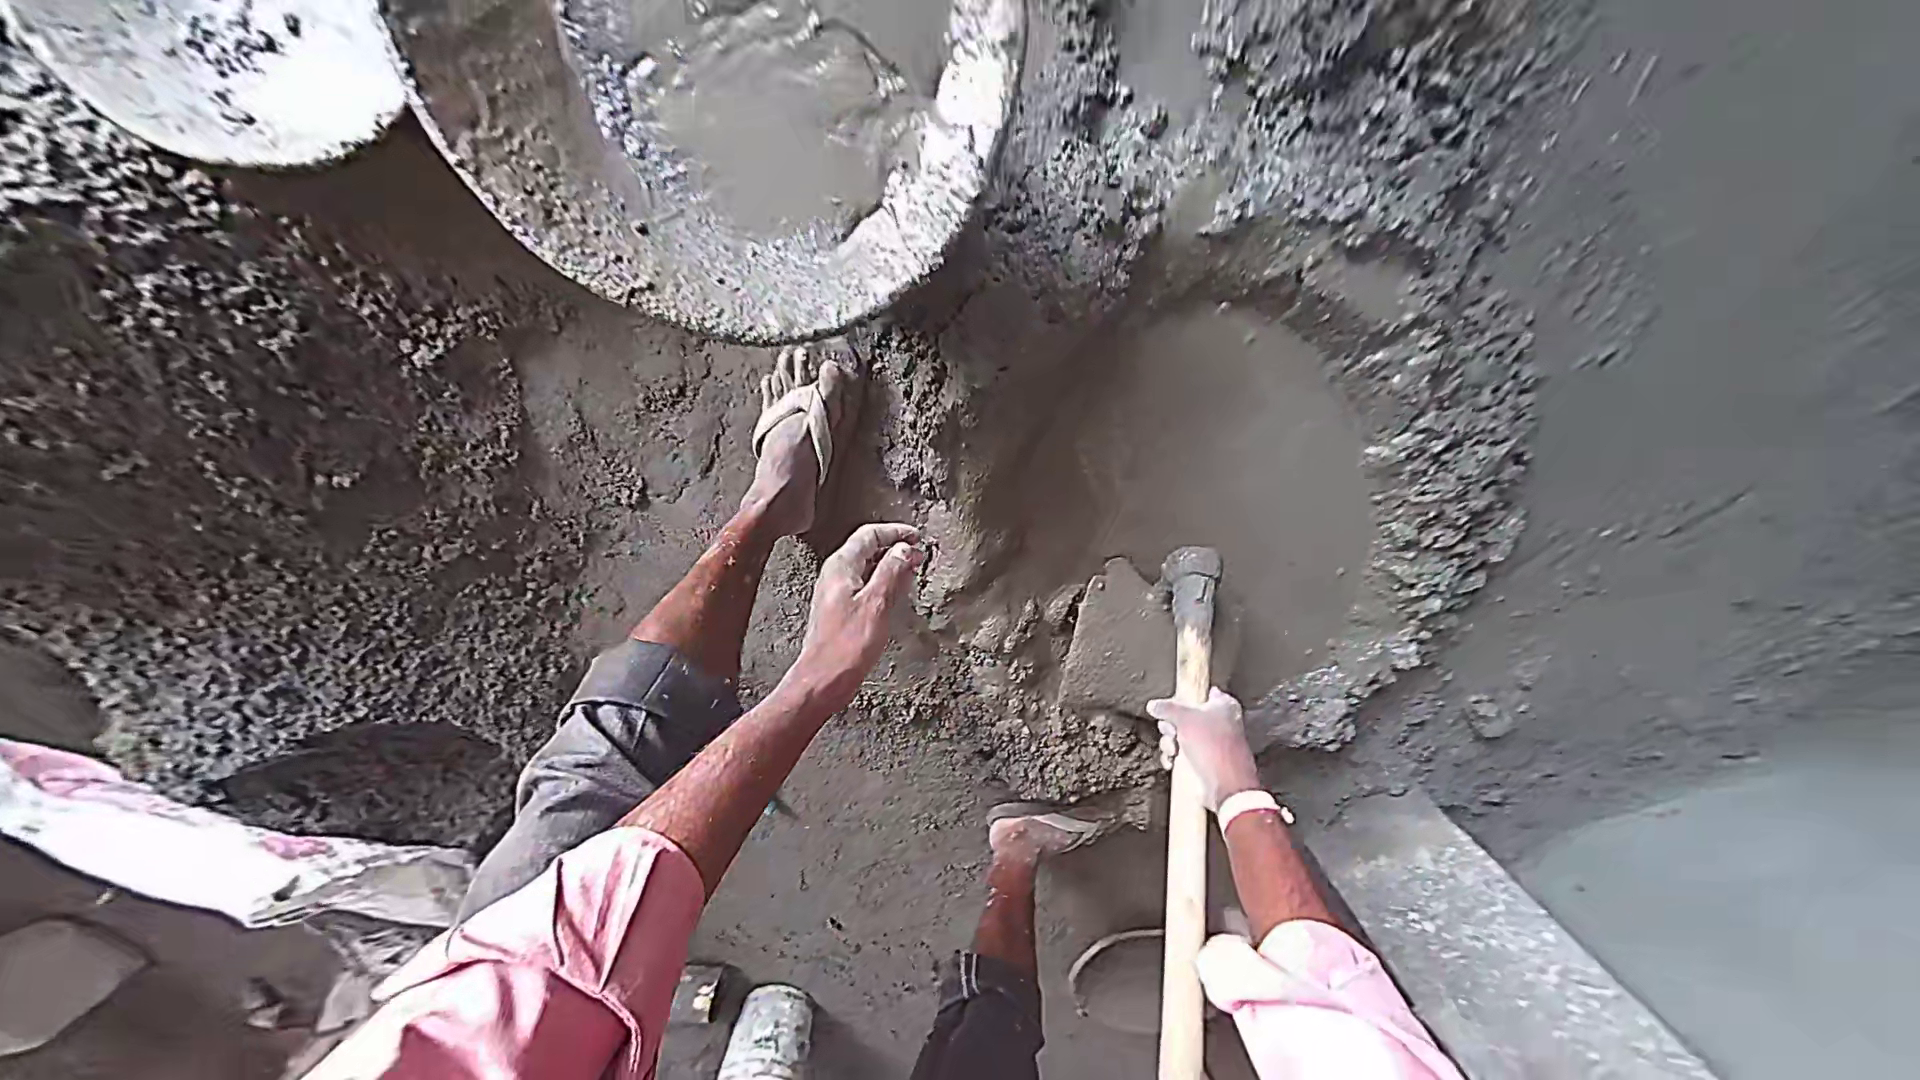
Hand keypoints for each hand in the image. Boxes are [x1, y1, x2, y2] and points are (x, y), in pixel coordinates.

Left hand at [784, 522, 923, 711]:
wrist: (824, 679)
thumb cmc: (846, 646)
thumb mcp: (877, 603)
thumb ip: (892, 571)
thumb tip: (905, 549)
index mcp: (841, 566)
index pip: (870, 534)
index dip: (896, 532)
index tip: (917, 537)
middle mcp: (835, 574)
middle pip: (867, 547)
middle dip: (895, 547)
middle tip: (919, 554)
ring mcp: (836, 592)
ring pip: (867, 566)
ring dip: (890, 564)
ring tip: (913, 569)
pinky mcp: (840, 608)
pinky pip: (864, 584)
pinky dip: (883, 581)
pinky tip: (896, 592)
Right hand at [1147, 688, 1261, 811]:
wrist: (1225, 786)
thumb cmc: (1212, 746)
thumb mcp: (1185, 718)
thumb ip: (1167, 708)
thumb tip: (1153, 705)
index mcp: (1222, 706)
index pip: (1202, 693)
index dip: (1185, 698)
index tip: (1174, 704)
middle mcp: (1218, 723)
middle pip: (1183, 715)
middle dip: (1170, 724)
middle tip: (1172, 730)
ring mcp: (1209, 743)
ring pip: (1178, 734)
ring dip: (1169, 742)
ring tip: (1174, 750)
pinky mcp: (1202, 760)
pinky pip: (1180, 753)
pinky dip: (1173, 756)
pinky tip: (1172, 762)